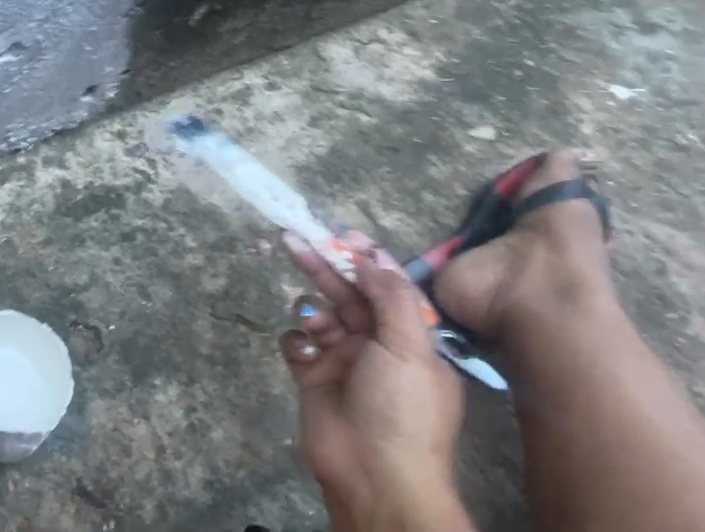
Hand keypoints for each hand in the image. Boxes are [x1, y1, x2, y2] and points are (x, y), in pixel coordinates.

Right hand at [281, 231, 473, 531]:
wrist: (373, 471)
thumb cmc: (401, 408)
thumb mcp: (410, 348)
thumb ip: (390, 296)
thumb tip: (368, 257)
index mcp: (409, 338)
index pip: (385, 287)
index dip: (365, 259)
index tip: (342, 234)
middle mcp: (376, 344)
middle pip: (346, 293)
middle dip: (324, 266)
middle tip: (295, 238)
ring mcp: (342, 358)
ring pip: (318, 313)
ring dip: (312, 309)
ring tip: (315, 323)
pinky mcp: (311, 373)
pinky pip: (297, 341)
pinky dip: (298, 341)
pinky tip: (305, 353)